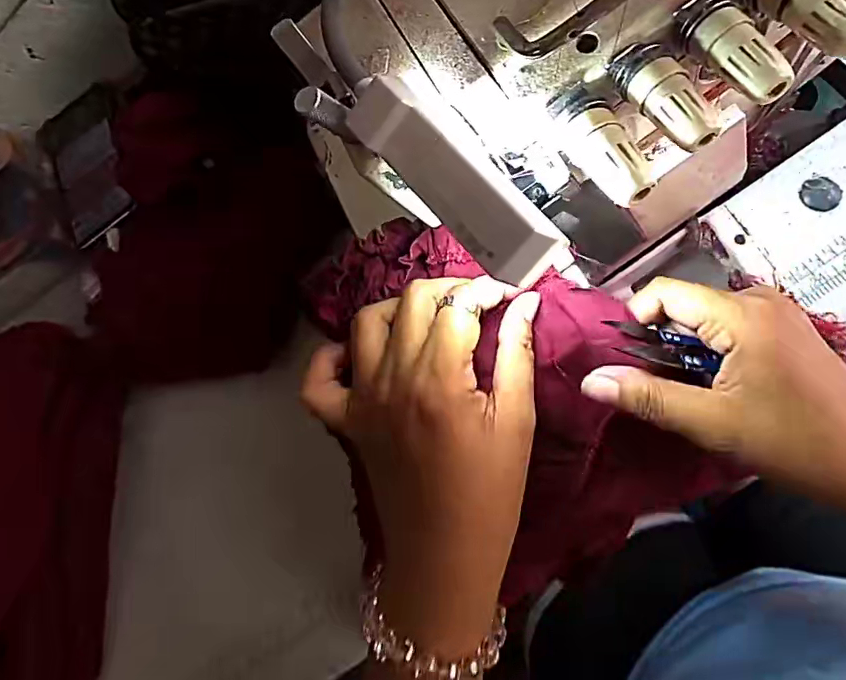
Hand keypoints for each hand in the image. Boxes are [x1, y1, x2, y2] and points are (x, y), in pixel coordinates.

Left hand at [302, 277, 540, 655]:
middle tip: (478, 307)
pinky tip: (366, 354)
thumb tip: (524, 301)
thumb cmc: (492, 489)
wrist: (445, 555)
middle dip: (452, 290)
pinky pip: (321, 377)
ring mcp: (362, 399)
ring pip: (369, 321)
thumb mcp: (518, 419)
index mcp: (439, 378)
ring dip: (403, 309)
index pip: (459, 304)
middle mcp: (393, 378)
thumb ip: (517, 352)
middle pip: (414, 300)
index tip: (509, 298)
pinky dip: (336, 355)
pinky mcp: (346, 422)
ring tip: (433, 322)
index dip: (489, 291)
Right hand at [579, 278, 845, 502]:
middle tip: (667, 387)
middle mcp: (758, 297)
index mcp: (740, 313)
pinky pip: (735, 323)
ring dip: (693, 348)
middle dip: (667, 341)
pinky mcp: (789, 324)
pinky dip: (719, 348)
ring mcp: (778, 308)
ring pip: (710, 316)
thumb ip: (649, 397)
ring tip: (701, 392)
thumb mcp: (713, 423)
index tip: (631, 361)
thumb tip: (594, 380)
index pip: (666, 292)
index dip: (637, 320)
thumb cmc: (793, 442)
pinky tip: (730, 385)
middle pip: (688, 304)